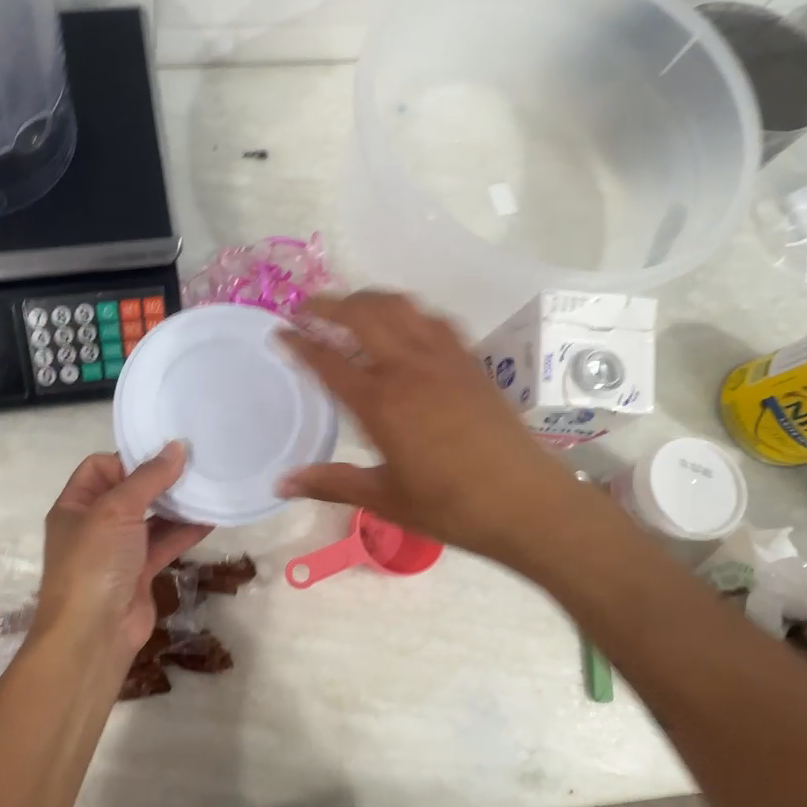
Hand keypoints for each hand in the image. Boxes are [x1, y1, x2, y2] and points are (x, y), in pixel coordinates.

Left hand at [34, 443, 211, 659]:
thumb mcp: (116, 511)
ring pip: (150, 519)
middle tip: (196, 464)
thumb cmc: (94, 564)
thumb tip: (177, 447)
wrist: (92, 635)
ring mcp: (117, 551)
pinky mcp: (139, 573)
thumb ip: (148, 478)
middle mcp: (94, 524)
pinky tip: (210, 519)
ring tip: (208, 486)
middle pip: (129, 491)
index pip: (101, 467)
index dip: (129, 458)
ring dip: (176, 505)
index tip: (165, 454)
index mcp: (75, 505)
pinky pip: (163, 544)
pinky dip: (184, 532)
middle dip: (159, 480)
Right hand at [277, 290, 578, 560]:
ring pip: (401, 307)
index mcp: (381, 402)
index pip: (328, 360)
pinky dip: (409, 312)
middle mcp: (409, 369)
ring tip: (351, 307)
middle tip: (307, 308)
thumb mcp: (384, 498)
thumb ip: (330, 484)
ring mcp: (444, 359)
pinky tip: (406, 325)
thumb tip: (281, 484)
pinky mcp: (471, 361)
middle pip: (363, 315)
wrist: (526, 502)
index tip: (279, 332)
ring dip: (369, 299)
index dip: (300, 343)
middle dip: (330, 305)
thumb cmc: (450, 506)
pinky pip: (434, 320)